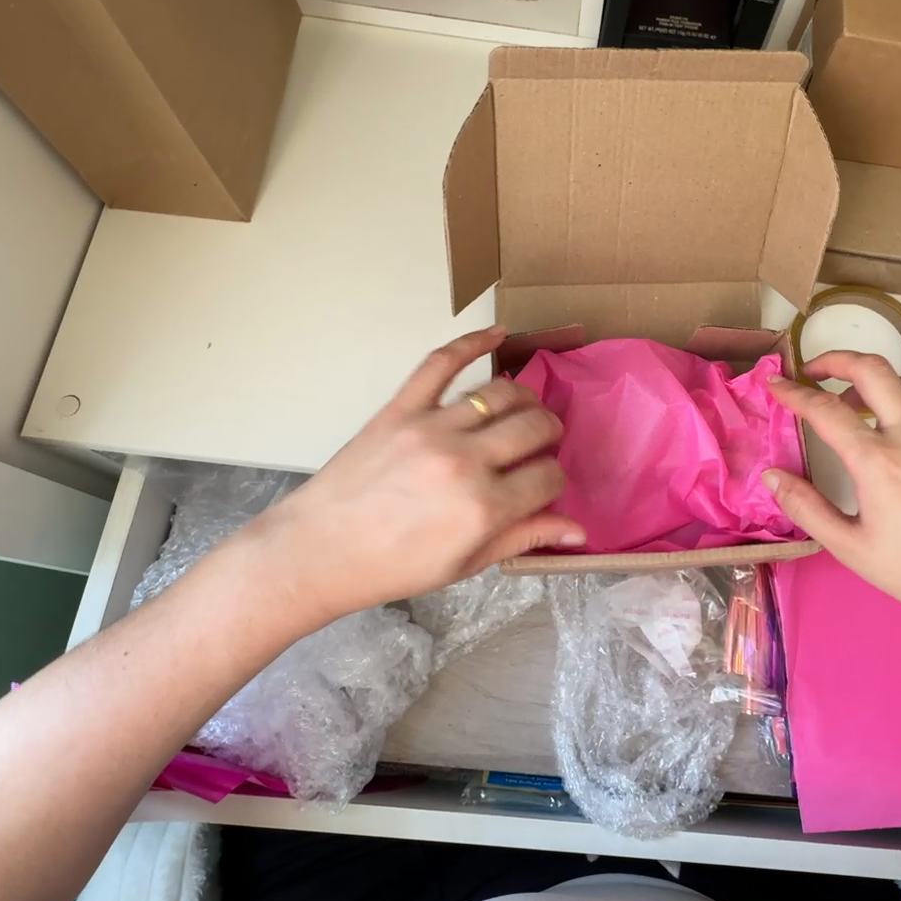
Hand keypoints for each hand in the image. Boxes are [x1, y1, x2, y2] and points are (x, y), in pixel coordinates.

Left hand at [231, 326, 585, 622]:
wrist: (320, 550)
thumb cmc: (394, 567)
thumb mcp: (465, 564)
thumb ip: (523, 538)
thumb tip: (579, 528)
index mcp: (485, 508)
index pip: (549, 476)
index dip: (555, 480)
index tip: (544, 485)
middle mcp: (466, 461)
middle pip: (535, 428)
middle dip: (550, 434)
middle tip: (543, 444)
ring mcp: (432, 428)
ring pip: (502, 393)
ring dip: (526, 399)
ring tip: (526, 410)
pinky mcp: (401, 408)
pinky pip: (442, 363)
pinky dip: (473, 343)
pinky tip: (499, 333)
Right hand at [760, 352, 900, 648]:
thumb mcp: (851, 549)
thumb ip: (806, 508)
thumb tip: (772, 476)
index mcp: (879, 461)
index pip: (826, 409)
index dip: (793, 393)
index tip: (774, 384)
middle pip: (874, 369)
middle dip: (836, 359)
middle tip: (811, 372)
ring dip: (871, 380)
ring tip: (847, 404)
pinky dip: (898, 405)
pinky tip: (889, 439)